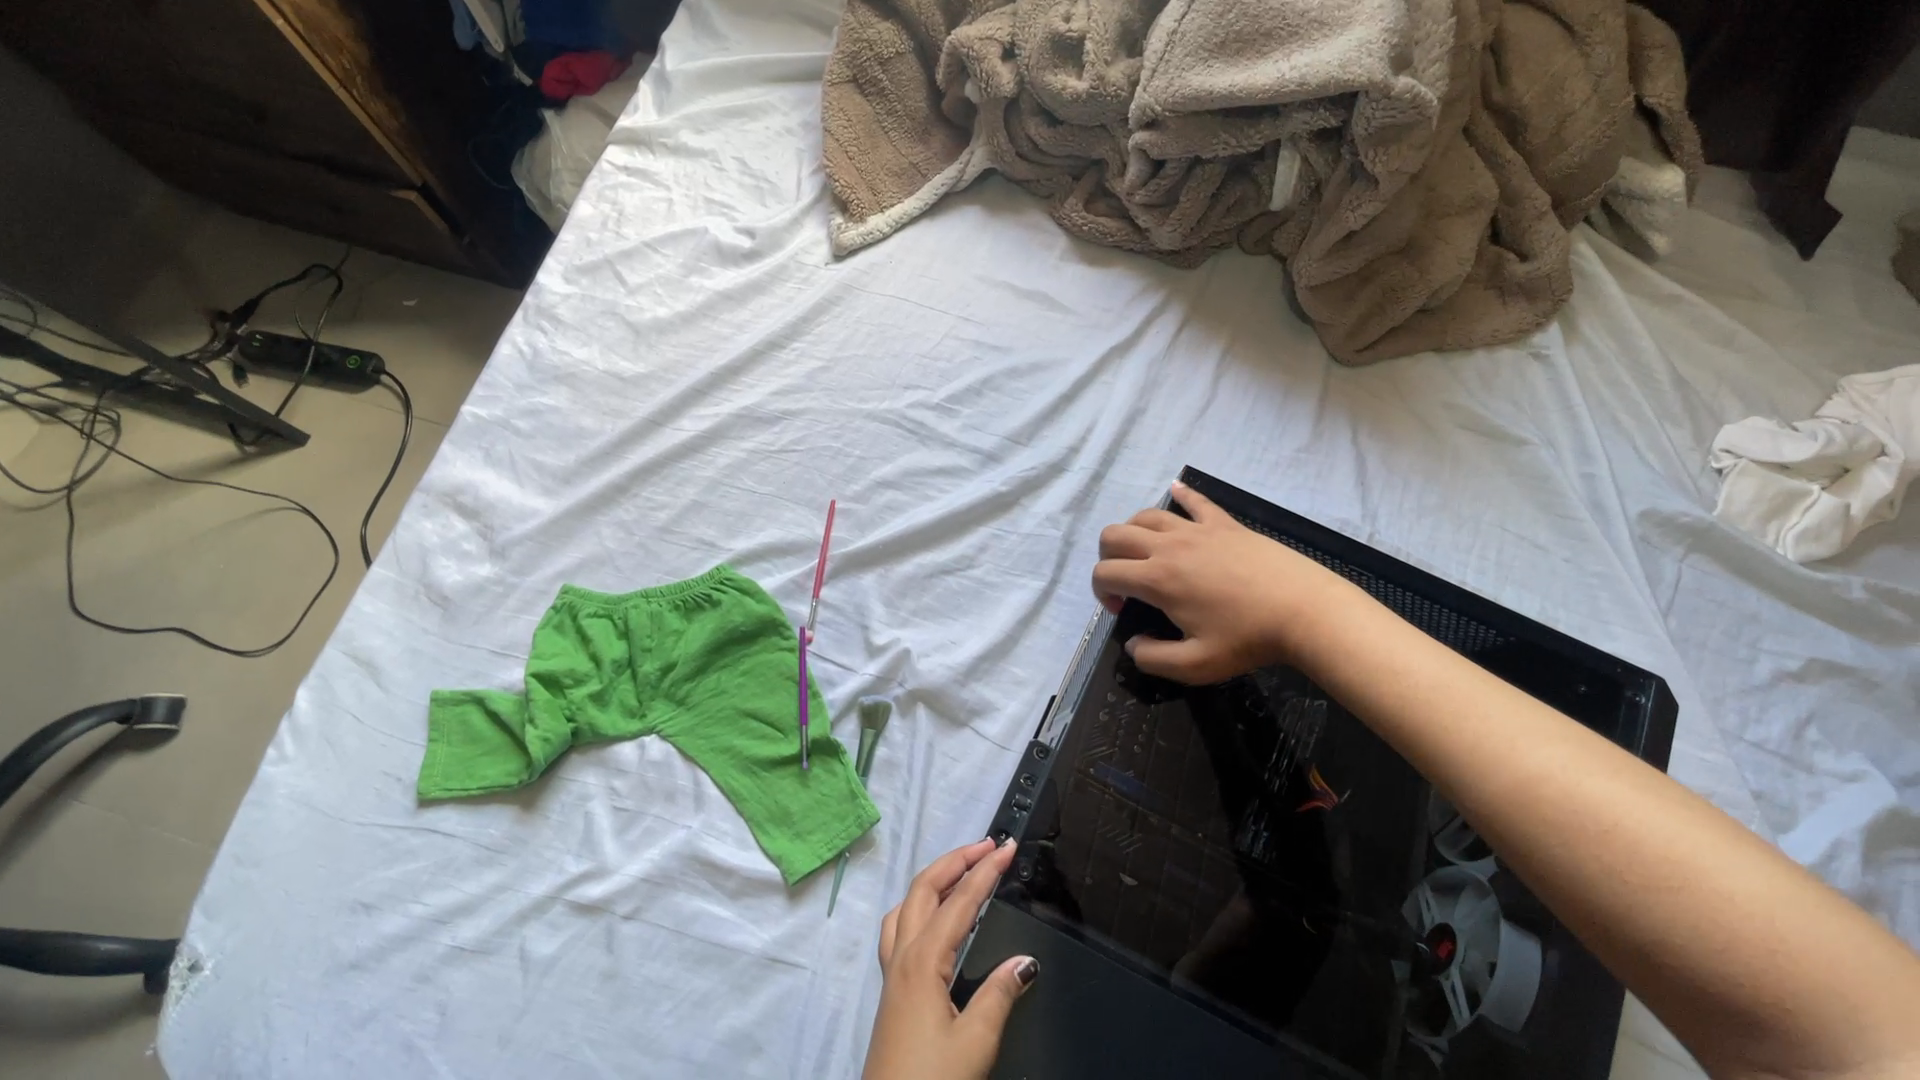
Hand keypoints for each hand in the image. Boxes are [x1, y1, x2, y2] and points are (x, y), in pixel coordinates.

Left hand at [862, 839, 1037, 1079]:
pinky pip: (900, 927)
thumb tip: (1026, 961)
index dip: (985, 871)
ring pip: (908, 904)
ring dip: (936, 878)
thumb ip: (1001, 994)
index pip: (959, 901)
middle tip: (988, 847)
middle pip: (925, 888)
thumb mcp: (976, 1041)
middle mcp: (902, 956)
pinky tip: (933, 915)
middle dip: (956, 860)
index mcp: (923, 961)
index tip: (1007, 849)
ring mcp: (892, 971)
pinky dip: (919, 904)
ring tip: (964, 869)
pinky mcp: (891, 988)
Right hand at [1092, 481, 1346, 682]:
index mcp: (1158, 581)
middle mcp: (1169, 547)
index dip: (1101, 593)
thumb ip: (1153, 658)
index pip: (1104, 572)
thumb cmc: (1249, 640)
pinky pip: (1195, 501)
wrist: (1306, 611)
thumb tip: (1134, 644)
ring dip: (1133, 532)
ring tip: (1146, 554)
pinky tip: (1176, 491)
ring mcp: (1198, 530)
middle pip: (1114, 534)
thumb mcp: (1195, 666)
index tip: (1123, 611)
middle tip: (1127, 582)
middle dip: (1107, 557)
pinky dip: (1180, 495)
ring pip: (1146, 515)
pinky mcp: (1225, 524)